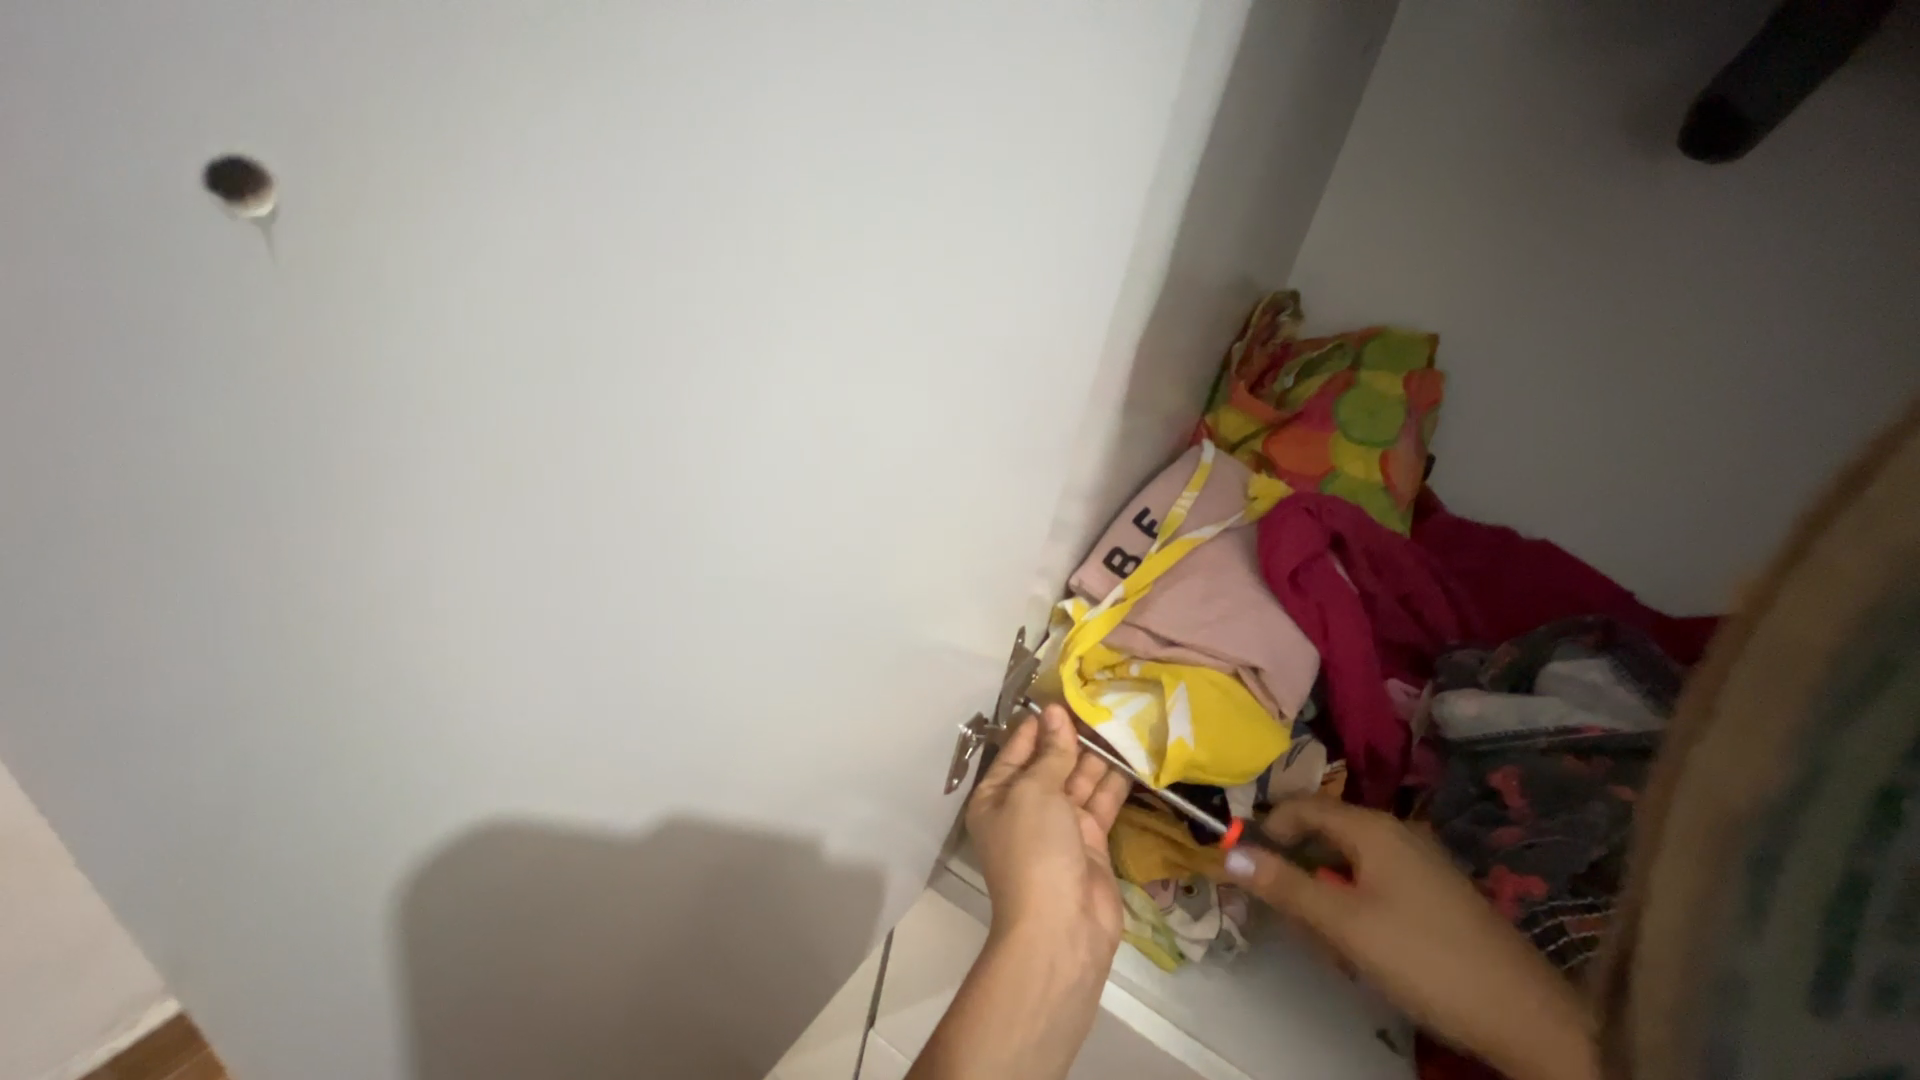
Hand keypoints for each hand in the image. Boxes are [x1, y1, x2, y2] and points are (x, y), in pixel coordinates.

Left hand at [966, 704, 1130, 967]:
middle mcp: (1024, 807)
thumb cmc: (1034, 849)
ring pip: (1078, 781)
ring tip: (1122, 720)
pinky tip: (1133, 756)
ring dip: (1097, 756)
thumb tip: (1055, 713)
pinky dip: (1114, 783)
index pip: (1017, 750)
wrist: (1060, 926)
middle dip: (1072, 737)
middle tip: (1101, 703)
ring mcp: (1058, 826)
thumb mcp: (1035, 792)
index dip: (1038, 724)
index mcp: (996, 796)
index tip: (1063, 695)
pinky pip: (1101, 803)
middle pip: (1049, 763)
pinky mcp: (1089, 842)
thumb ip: (1051, 753)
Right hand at [1222, 799, 1598, 1079]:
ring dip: (1324, 897)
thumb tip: (1228, 853)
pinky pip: (1373, 884)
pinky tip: (1358, 949)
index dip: (1266, 828)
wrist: (1524, 1015)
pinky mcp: (1433, 893)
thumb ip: (1285, 885)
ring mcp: (1419, 862)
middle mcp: (1395, 833)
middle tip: (1287, 917)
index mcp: (1373, 827)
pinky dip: (1352, 907)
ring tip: (1326, 944)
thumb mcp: (1343, 924)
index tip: (1241, 864)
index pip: (1302, 806)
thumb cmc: (1424, 958)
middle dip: (1296, 871)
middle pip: (1323, 834)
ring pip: (1347, 864)